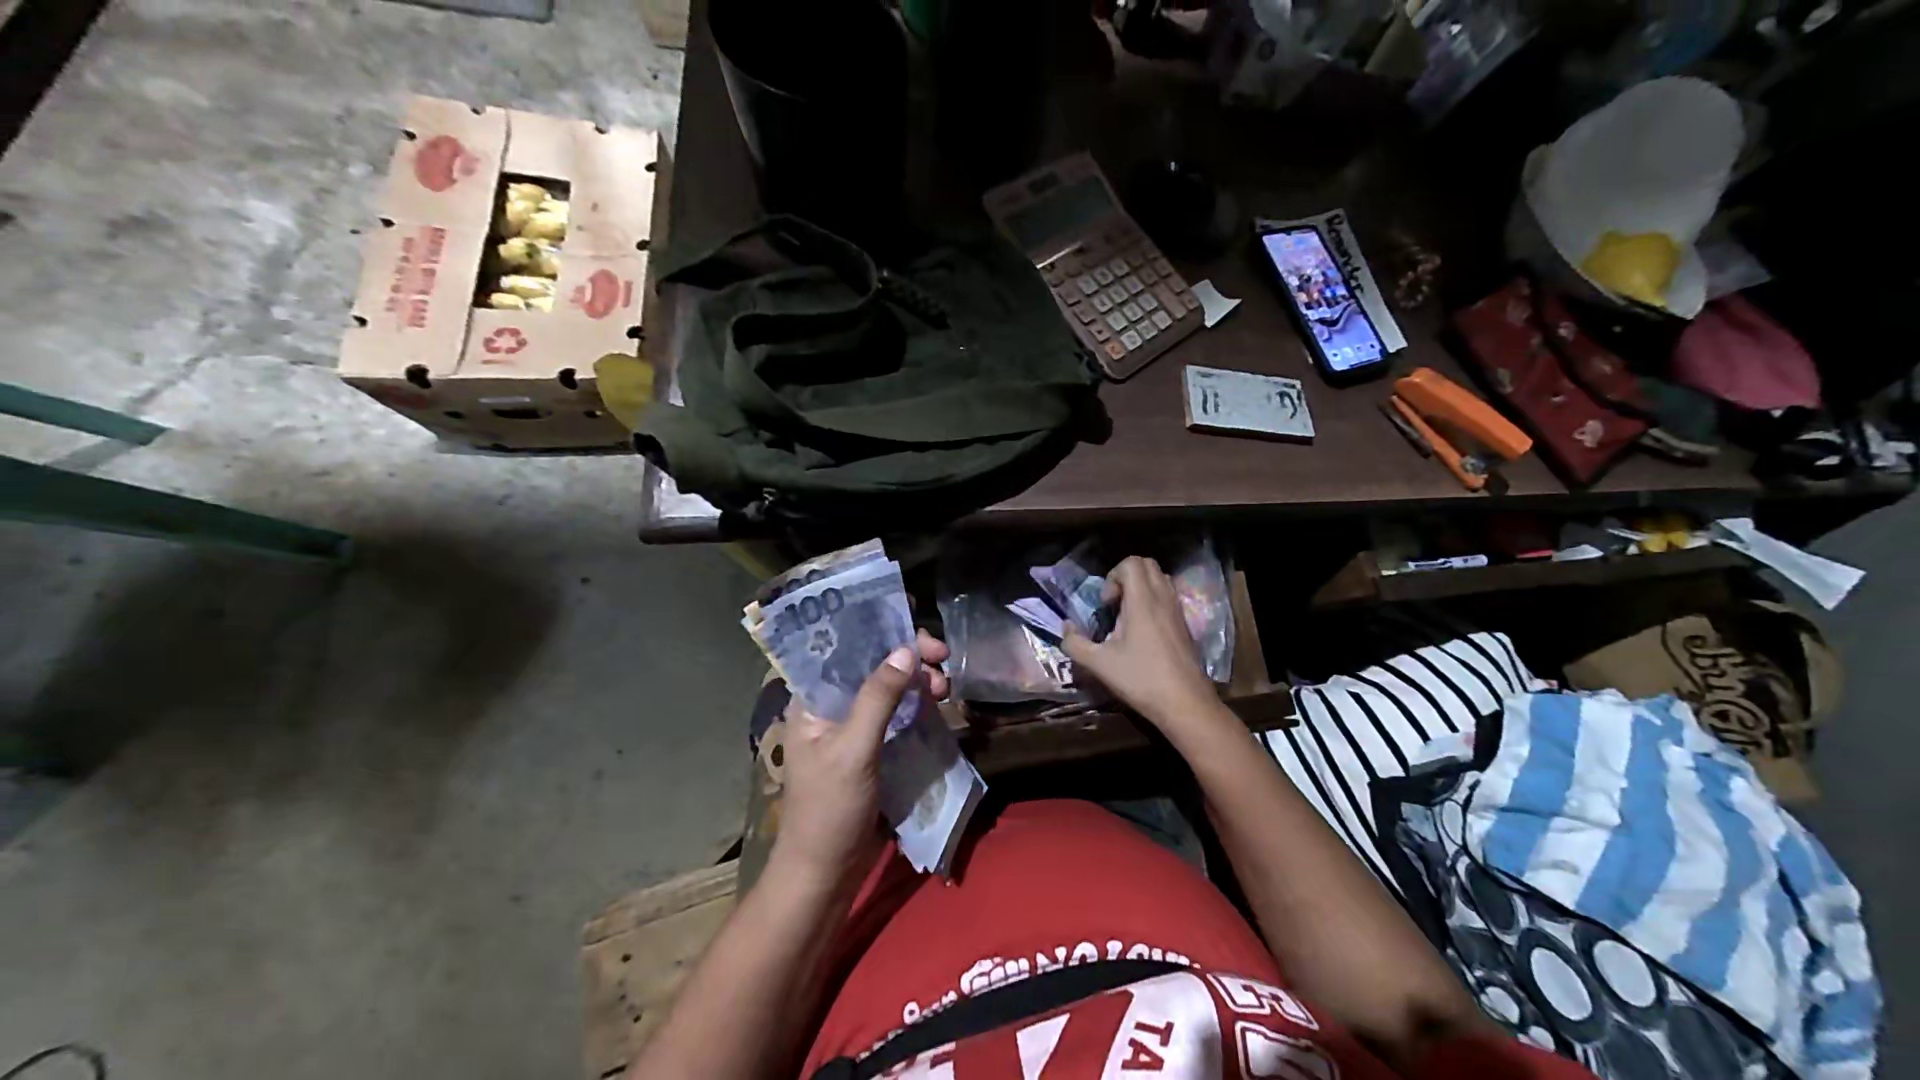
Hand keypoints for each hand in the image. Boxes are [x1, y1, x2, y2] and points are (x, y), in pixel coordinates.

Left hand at [774, 630, 949, 881]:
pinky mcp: (870, 747)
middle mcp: (829, 705)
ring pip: (887, 689)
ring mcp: (851, 727)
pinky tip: (937, 703)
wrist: (826, 871)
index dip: (881, 634)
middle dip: (907, 658)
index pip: (845, 649)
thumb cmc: (829, 808)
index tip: (919, 634)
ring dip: (916, 682)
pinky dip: (916, 705)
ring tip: (945, 687)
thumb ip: (878, 698)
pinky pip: (896, 714)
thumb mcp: (854, 749)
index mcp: (811, 698)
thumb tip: (906, 650)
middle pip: (871, 665)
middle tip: (942, 659)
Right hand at [1062, 556, 1221, 735]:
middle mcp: (1163, 599)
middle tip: (1114, 604)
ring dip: (1141, 589)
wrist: (1185, 703)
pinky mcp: (1185, 626)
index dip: (1113, 576)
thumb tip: (1066, 627)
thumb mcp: (1098, 664)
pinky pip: (1169, 597)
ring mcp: (1178, 612)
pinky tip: (1142, 632)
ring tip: (1127, 616)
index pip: (1131, 563)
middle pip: (1148, 565)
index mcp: (1143, 602)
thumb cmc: (1140, 679)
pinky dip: (1153, 602)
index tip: (1106, 604)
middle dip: (1126, 577)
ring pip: (1161, 579)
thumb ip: (1074, 643)